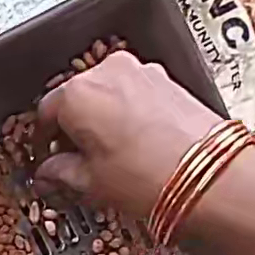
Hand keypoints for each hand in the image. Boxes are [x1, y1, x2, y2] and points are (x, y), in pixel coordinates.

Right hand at [31, 51, 226, 226]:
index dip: (44, 140)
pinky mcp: (166, 79)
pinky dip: (126, 116)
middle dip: (73, 128)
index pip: (44, 113)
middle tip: (76, 161)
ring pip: (105, 95)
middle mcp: (107, 72)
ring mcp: (140, 72)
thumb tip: (50, 171)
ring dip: (100, 121)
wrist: (210, 176)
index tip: (48, 158)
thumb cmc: (151, 177)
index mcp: (77, 93)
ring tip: (109, 158)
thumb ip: (60, 172)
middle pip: (75, 98)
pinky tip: (133, 146)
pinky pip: (132, 94)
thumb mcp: (91, 182)